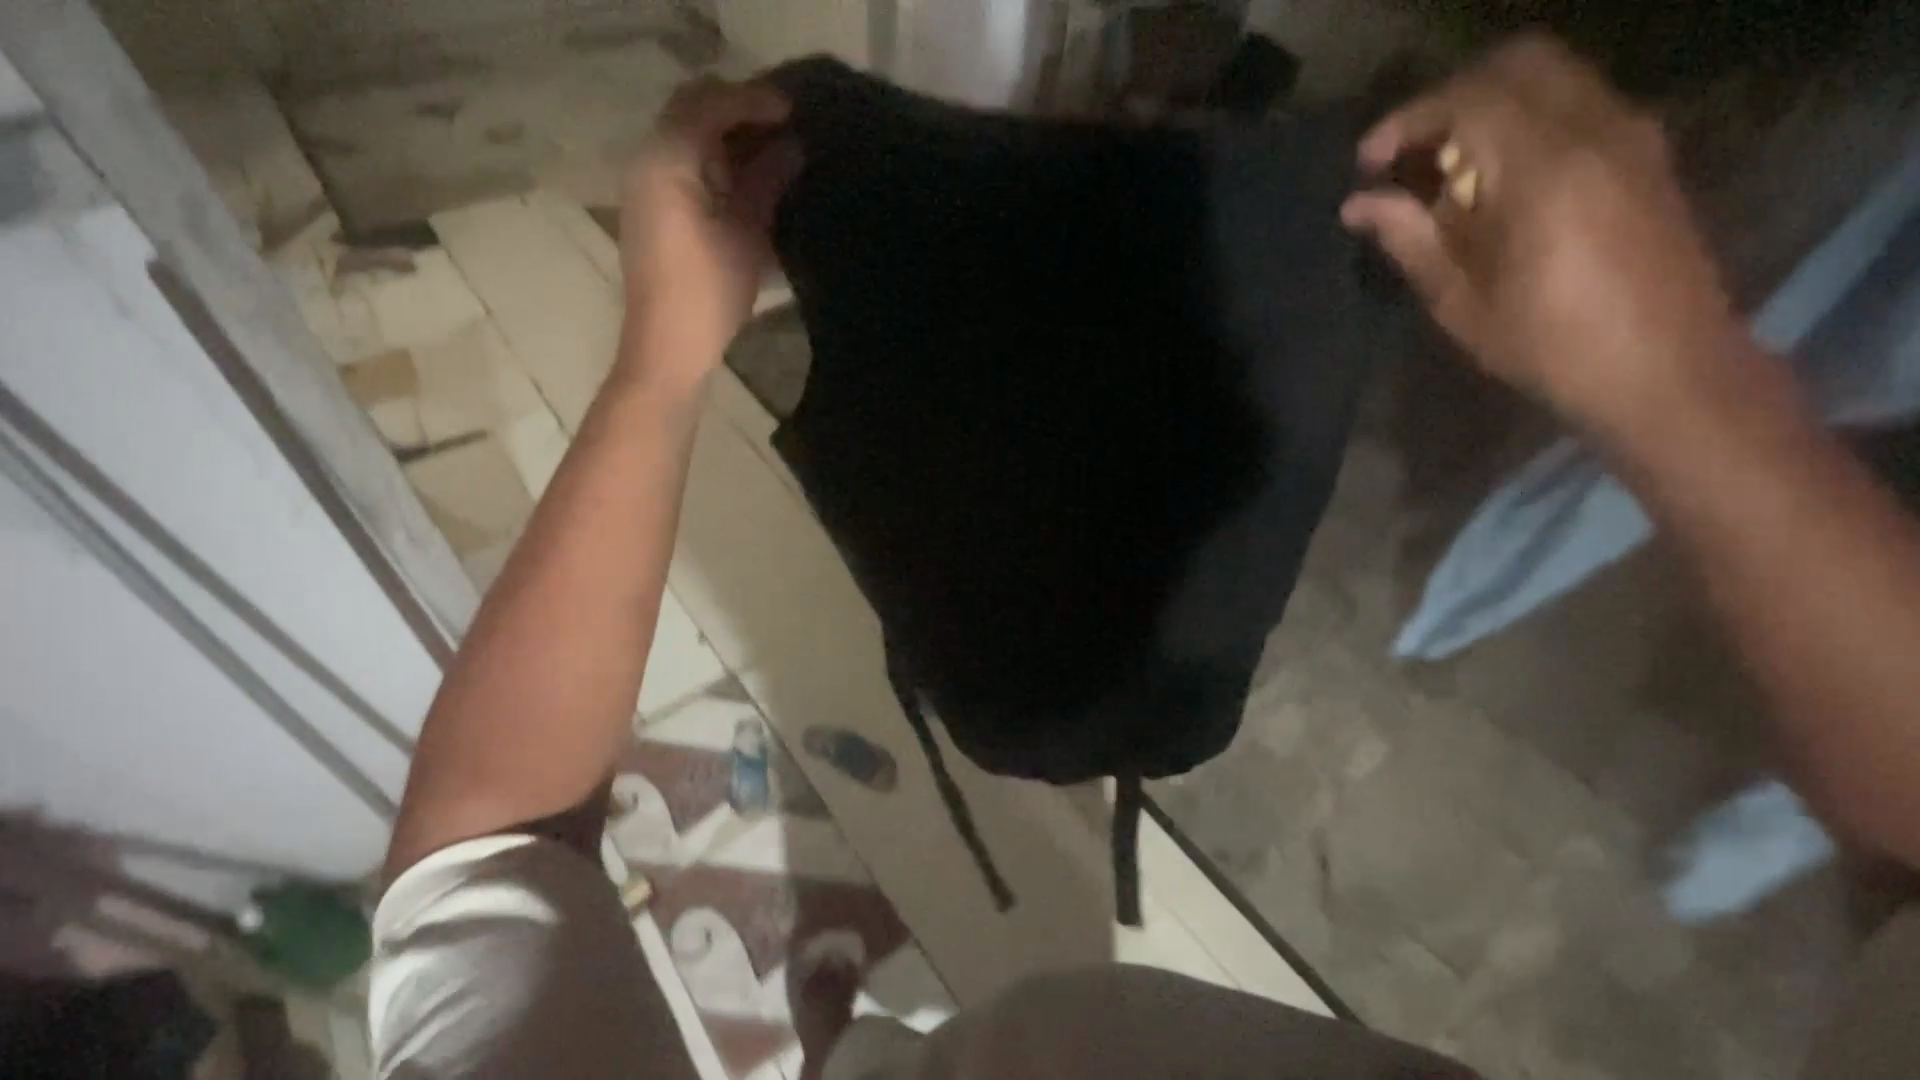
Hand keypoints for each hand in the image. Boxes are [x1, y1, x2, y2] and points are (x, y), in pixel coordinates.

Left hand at [619, 76, 803, 380]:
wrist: (667, 348)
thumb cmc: (707, 294)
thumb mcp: (746, 236)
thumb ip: (767, 184)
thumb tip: (792, 147)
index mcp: (667, 162)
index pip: (710, 105)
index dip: (754, 101)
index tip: (795, 109)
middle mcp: (649, 161)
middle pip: (692, 110)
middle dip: (738, 110)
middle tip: (784, 124)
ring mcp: (647, 185)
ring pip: (688, 135)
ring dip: (728, 134)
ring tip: (775, 149)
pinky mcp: (653, 210)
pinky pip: (685, 164)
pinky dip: (717, 160)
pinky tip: (751, 178)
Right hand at [1341, 35, 1747, 432]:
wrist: (1668, 369)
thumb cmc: (1552, 347)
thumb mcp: (1462, 302)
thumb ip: (1410, 238)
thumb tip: (1358, 204)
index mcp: (1542, 168)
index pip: (1465, 98)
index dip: (1406, 121)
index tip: (1368, 164)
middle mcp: (1593, 130)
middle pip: (1514, 64)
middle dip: (1450, 98)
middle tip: (1413, 153)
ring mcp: (1629, 135)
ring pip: (1551, 76)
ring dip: (1491, 105)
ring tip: (1452, 167)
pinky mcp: (1647, 153)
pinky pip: (1579, 102)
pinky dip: (1529, 119)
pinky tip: (1501, 179)